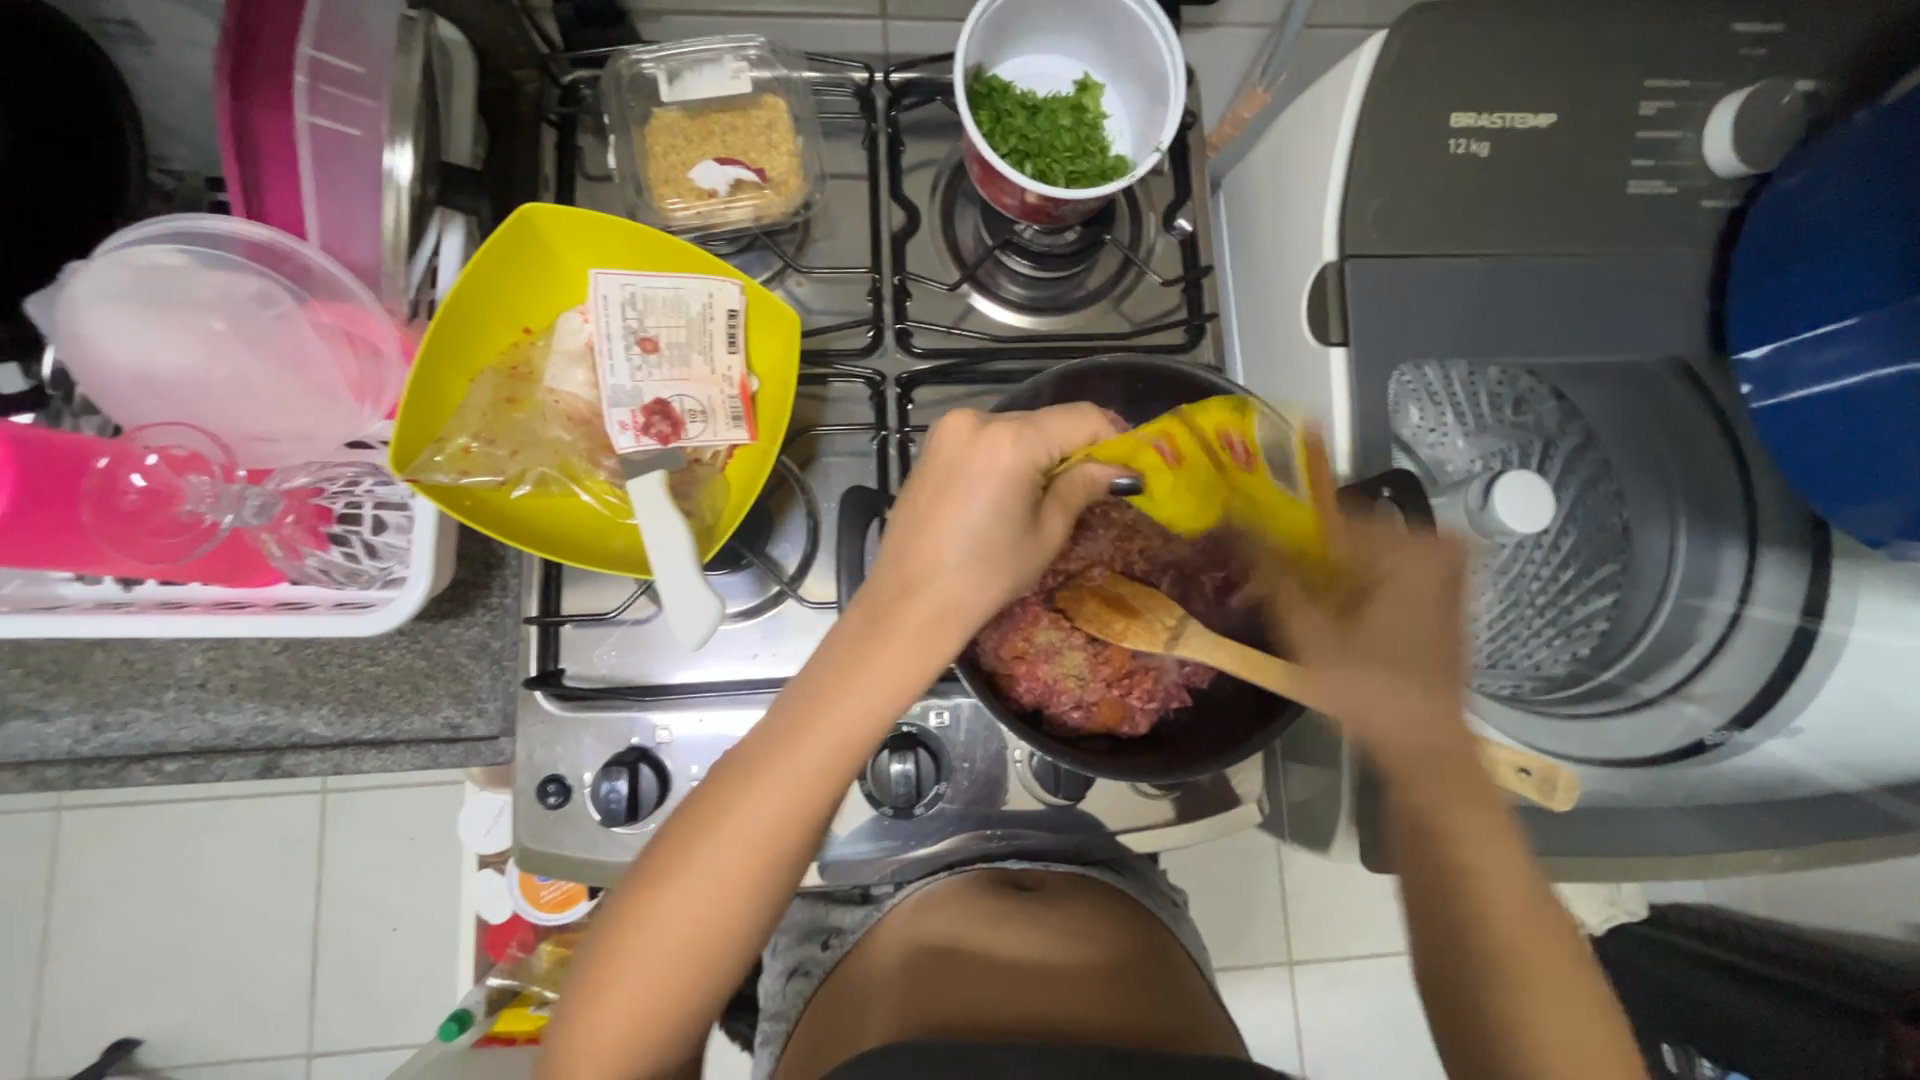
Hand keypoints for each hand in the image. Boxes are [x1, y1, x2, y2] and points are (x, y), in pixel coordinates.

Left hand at [860, 404, 1127, 638]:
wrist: (910, 600)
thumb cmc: (985, 575)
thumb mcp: (1045, 533)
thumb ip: (1082, 488)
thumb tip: (1121, 471)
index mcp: (1011, 439)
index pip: (1083, 418)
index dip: (1115, 438)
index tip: (1130, 467)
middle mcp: (978, 419)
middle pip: (1047, 420)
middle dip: (1076, 448)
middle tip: (1096, 486)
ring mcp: (949, 430)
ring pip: (1016, 427)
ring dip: (1041, 451)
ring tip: (1050, 495)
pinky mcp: (932, 446)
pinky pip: (985, 439)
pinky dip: (1008, 456)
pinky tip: (1011, 492)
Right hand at [1256, 514, 1473, 764]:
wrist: (1425, 743)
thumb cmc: (1367, 689)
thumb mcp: (1306, 631)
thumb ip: (1270, 574)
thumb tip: (1235, 531)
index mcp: (1407, 546)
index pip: (1321, 524)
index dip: (1273, 537)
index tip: (1238, 551)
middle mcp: (1433, 544)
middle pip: (1340, 539)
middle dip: (1295, 560)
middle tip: (1257, 584)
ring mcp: (1444, 567)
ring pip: (1357, 556)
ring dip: (1316, 574)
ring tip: (1279, 599)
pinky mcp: (1442, 590)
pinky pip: (1379, 571)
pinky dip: (1346, 585)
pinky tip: (1317, 609)